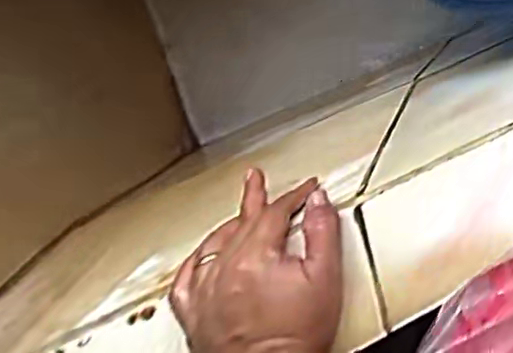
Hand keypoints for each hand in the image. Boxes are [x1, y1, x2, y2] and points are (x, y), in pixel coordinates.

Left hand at [170, 169, 342, 352]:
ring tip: (238, 208)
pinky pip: (186, 280)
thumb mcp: (326, 273)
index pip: (274, 213)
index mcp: (254, 260)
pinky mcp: (194, 318)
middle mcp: (222, 275)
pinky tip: (204, 252)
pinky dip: (197, 259)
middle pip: (243, 224)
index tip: (309, 188)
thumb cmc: (299, 332)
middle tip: (258, 178)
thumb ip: (323, 229)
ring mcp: (203, 297)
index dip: (294, 195)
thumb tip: (318, 199)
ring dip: (231, 223)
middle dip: (259, 200)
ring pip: (215, 246)